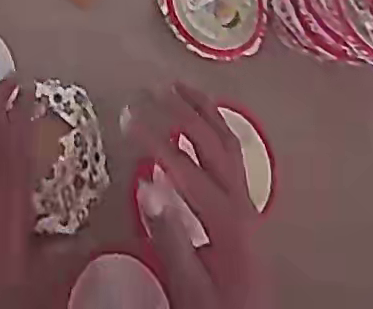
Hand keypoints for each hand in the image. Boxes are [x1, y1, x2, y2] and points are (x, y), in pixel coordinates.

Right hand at [129, 84, 268, 308]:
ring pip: (227, 141)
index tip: (126, 116)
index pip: (182, 166)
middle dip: (179, 110)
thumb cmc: (215, 308)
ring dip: (202, 109)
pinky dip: (216, 126)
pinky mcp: (245, 204)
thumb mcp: (188, 284)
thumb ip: (169, 235)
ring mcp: (246, 199)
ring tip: (179, 86)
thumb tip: (145, 186)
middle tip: (150, 89)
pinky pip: (232, 153)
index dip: (152, 137)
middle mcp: (240, 200)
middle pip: (210, 142)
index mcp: (224, 217)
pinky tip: (203, 118)